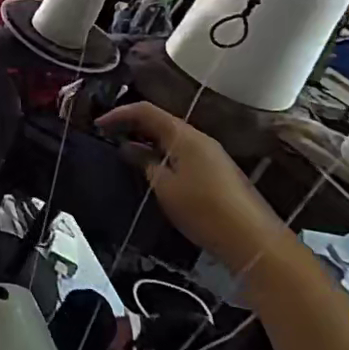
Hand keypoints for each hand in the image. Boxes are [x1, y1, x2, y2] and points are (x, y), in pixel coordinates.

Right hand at [96, 101, 297, 274]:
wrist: (250, 237)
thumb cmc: (203, 209)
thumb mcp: (165, 188)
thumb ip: (146, 163)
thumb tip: (129, 148)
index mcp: (184, 135)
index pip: (147, 112)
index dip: (120, 114)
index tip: (98, 124)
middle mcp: (198, 137)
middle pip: (161, 122)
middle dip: (133, 126)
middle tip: (108, 136)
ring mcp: (210, 153)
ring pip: (172, 138)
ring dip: (148, 141)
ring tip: (125, 152)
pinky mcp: (215, 170)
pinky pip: (182, 152)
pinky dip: (162, 154)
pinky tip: (153, 169)